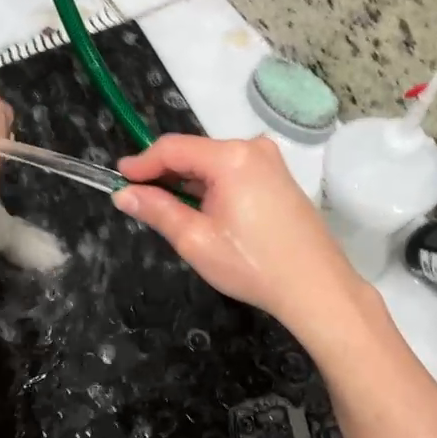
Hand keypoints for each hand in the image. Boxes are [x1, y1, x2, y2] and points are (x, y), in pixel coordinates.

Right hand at [112, 135, 367, 326]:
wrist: (317, 289)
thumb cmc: (252, 265)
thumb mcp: (195, 240)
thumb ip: (157, 210)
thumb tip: (124, 194)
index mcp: (231, 157)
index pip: (172, 148)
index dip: (141, 163)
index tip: (118, 179)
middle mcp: (252, 148)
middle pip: (193, 152)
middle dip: (164, 173)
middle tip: (139, 200)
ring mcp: (270, 161)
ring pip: (212, 163)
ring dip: (187, 182)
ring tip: (169, 211)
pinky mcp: (279, 178)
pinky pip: (232, 172)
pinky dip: (210, 186)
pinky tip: (203, 212)